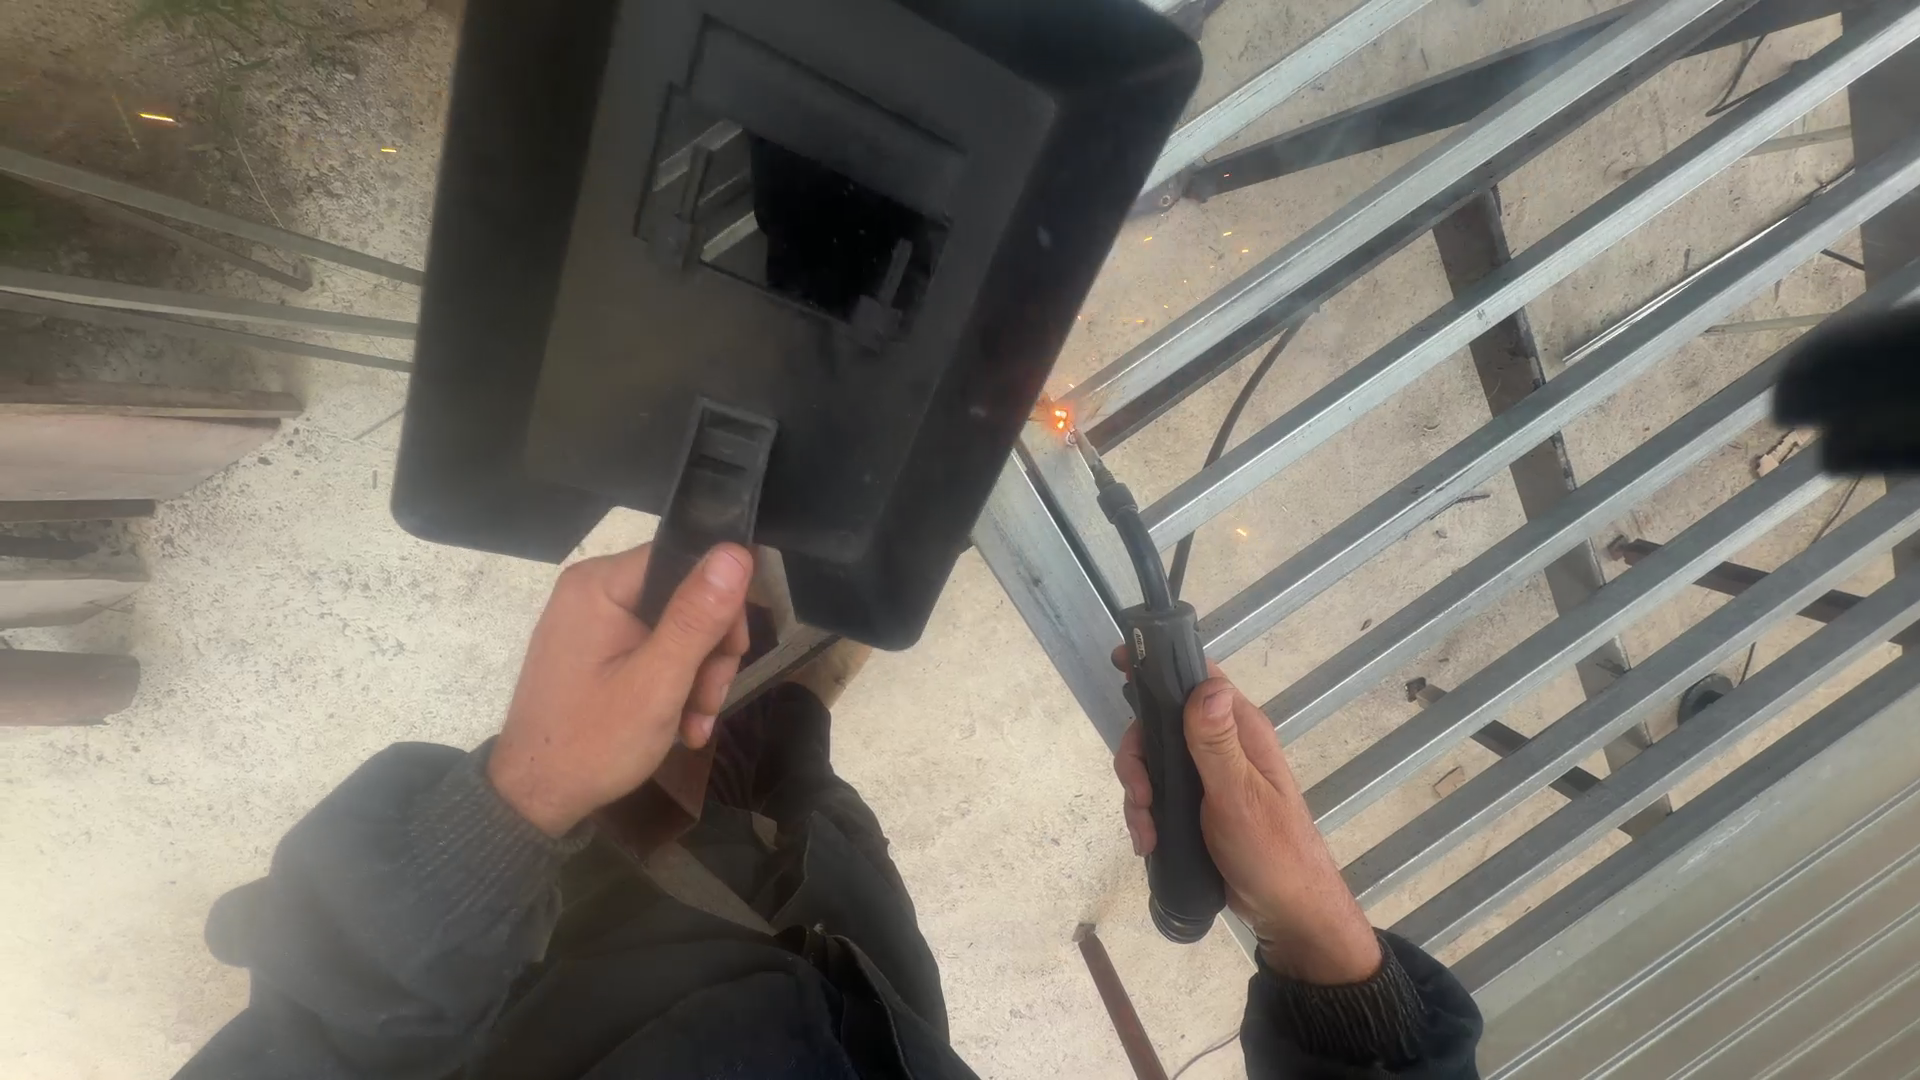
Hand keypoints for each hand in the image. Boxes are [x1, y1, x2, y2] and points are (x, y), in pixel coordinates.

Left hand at [488, 543, 752, 836]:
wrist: (536, 802)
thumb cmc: (592, 742)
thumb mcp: (658, 681)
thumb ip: (698, 617)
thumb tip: (736, 553)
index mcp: (600, 584)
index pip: (686, 560)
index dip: (721, 601)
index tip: (733, 651)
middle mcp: (596, 590)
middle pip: (688, 597)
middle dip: (712, 652)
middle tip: (709, 700)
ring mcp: (598, 620)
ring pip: (682, 627)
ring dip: (700, 676)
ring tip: (695, 723)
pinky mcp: (603, 647)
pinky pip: (660, 647)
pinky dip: (679, 684)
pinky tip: (684, 722)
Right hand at [1114, 654, 1380, 983]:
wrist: (1288, 917)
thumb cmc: (1272, 854)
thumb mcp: (1239, 797)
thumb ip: (1217, 742)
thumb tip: (1206, 686)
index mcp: (1241, 729)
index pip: (1198, 678)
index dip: (1158, 668)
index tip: (1120, 666)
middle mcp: (1223, 743)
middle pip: (1160, 722)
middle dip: (1137, 757)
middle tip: (1138, 793)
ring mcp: (1208, 773)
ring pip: (1153, 759)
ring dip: (1139, 792)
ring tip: (1145, 830)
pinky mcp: (1196, 801)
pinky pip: (1158, 790)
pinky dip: (1145, 812)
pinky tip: (1148, 839)